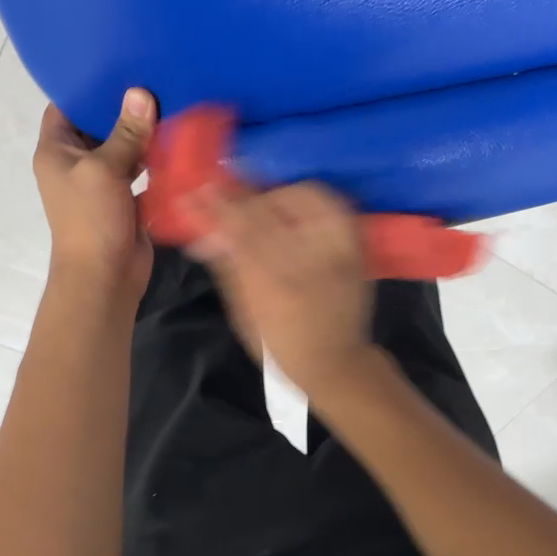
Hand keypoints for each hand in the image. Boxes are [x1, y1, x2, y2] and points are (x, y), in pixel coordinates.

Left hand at [33, 89, 156, 302]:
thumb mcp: (105, 169)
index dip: (87, 88)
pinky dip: (155, 163)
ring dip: (144, 137)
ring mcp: (103, 185)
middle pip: (100, 127)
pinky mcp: (126, 203)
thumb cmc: (92, 220)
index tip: (117, 68)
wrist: (105, 277)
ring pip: (124, 151)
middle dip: (124, 111)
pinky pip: (141, 175)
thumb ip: (125, 133)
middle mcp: (77, 165)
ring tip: (171, 107)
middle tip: (154, 81)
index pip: (66, 107)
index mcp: (57, 151)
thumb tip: (141, 94)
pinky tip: (177, 145)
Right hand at [193, 182, 378, 396]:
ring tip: (260, 203)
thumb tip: (204, 231)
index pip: (241, 230)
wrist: (337, 363)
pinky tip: (293, 205)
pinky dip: (308, 198)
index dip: (218, 206)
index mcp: (273, 286)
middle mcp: (308, 265)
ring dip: (274, 194)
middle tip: (225, 195)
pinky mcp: (356, 248)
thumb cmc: (281, 345)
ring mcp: (337, 253)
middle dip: (240, 195)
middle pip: (268, 210)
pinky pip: (332, 205)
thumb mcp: (244, 315)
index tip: (200, 192)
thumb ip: (227, 268)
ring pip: (302, 198)